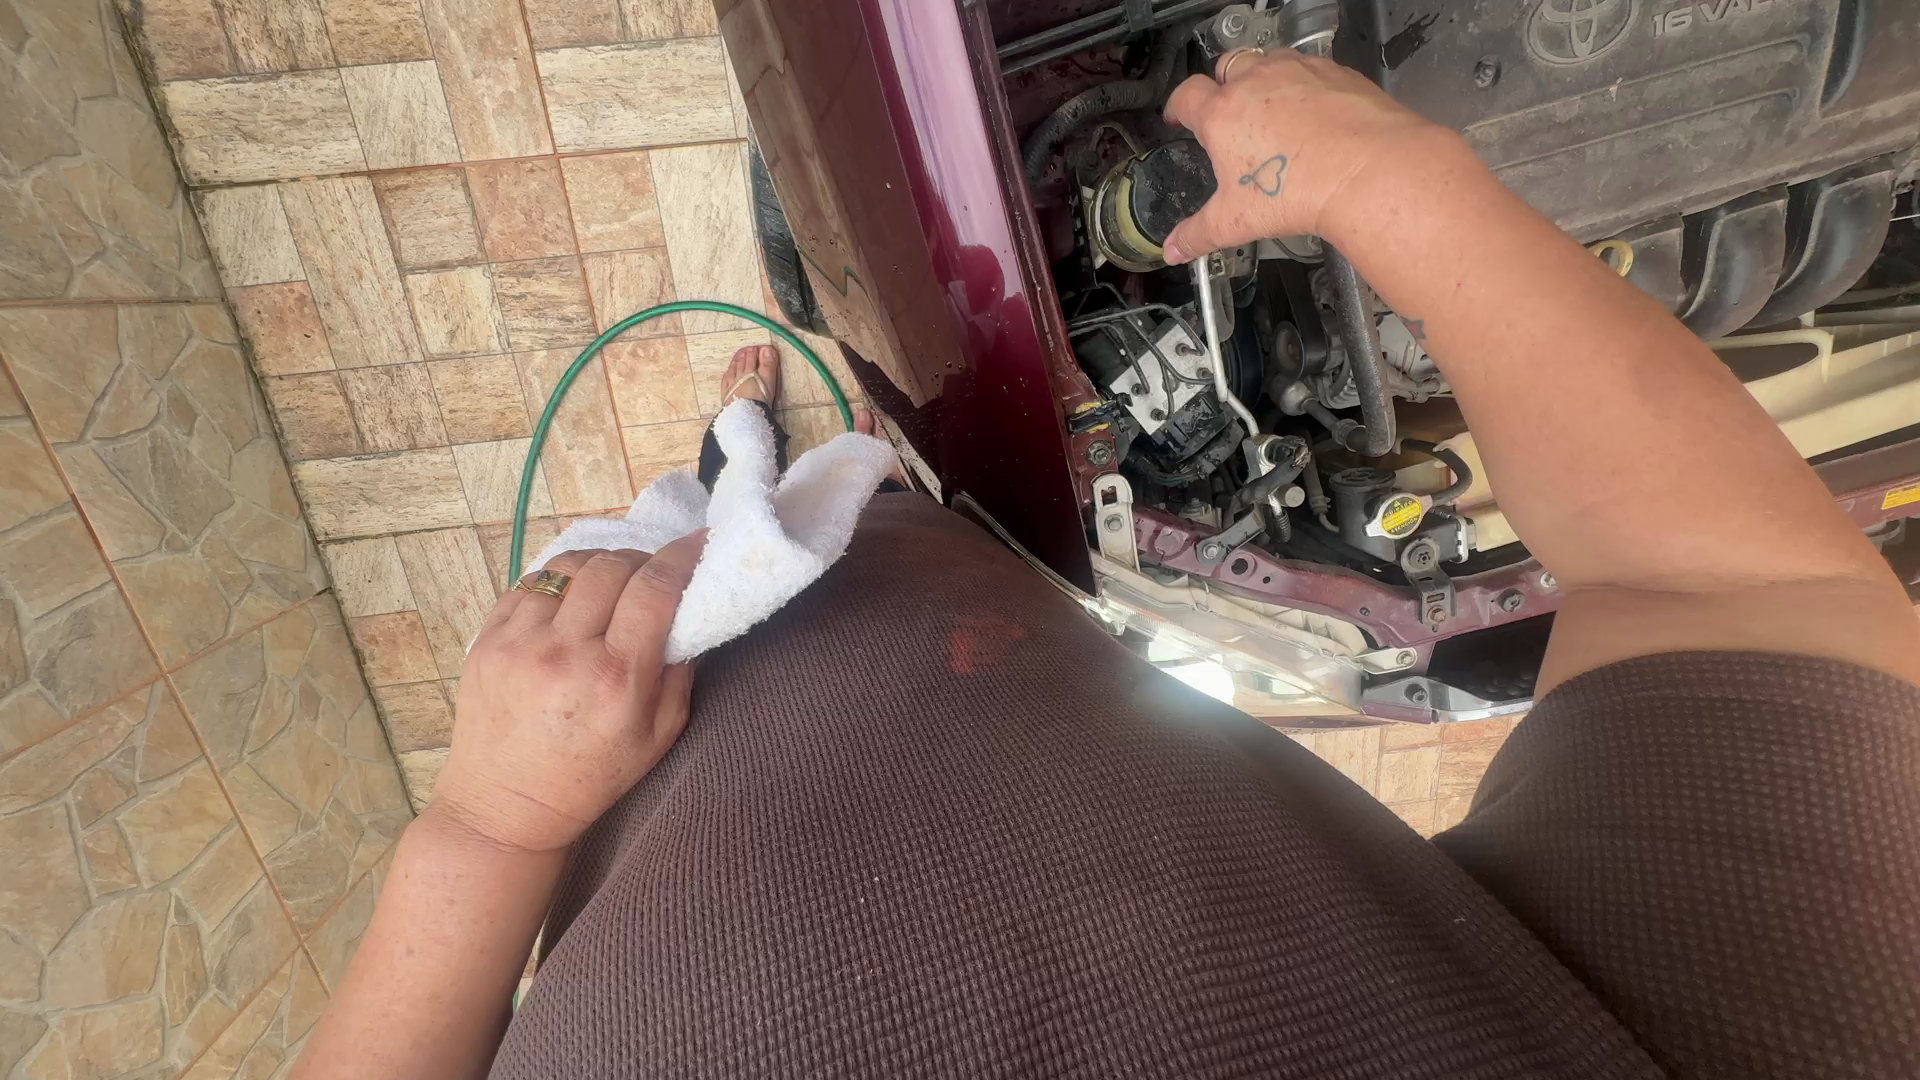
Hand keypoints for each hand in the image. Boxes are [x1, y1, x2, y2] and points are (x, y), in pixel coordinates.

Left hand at [430, 536, 705, 852]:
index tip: (702, 540)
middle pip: (613, 566)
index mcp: (616, 678)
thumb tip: (688, 612)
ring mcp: (518, 642)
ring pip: (571, 565)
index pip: (654, 589)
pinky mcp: (486, 639)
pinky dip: (564, 579)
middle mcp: (565, 652)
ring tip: (614, 584)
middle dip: (644, 560)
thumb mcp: (662, 733)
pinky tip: (575, 600)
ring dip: (604, 564)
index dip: (683, 555)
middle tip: (655, 576)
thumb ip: (680, 669)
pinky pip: (532, 581)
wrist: (504, 807)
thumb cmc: (595, 775)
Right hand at [1159, 50, 1458, 262]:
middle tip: (1224, 110)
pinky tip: (1306, 111)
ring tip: (1264, 108)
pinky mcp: (1333, 71)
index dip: (1176, 105)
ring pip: (1267, 59)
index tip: (1177, 115)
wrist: (1363, 169)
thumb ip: (1196, 236)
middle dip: (1220, 84)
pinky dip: (1300, 83)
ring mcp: (1297, 70)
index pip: (1186, 95)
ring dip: (1259, 77)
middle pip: (1226, 65)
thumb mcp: (1232, 223)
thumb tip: (1174, 249)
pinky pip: (1308, 66)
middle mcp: (1256, 81)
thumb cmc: (1294, 189)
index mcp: (1222, 114)